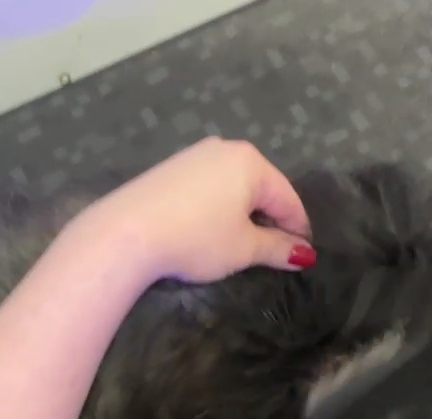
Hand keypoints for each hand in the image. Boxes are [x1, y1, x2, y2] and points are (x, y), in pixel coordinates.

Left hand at [77, 138, 314, 283]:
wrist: (128, 232)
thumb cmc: (197, 239)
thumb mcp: (243, 249)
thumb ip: (277, 248)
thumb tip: (304, 254)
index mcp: (251, 163)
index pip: (288, 198)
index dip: (299, 229)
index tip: (303, 255)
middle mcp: (226, 149)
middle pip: (261, 188)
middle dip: (271, 220)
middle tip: (275, 252)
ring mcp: (195, 156)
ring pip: (234, 187)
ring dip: (245, 214)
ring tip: (244, 244)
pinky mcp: (172, 169)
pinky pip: (210, 188)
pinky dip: (220, 209)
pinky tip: (212, 230)